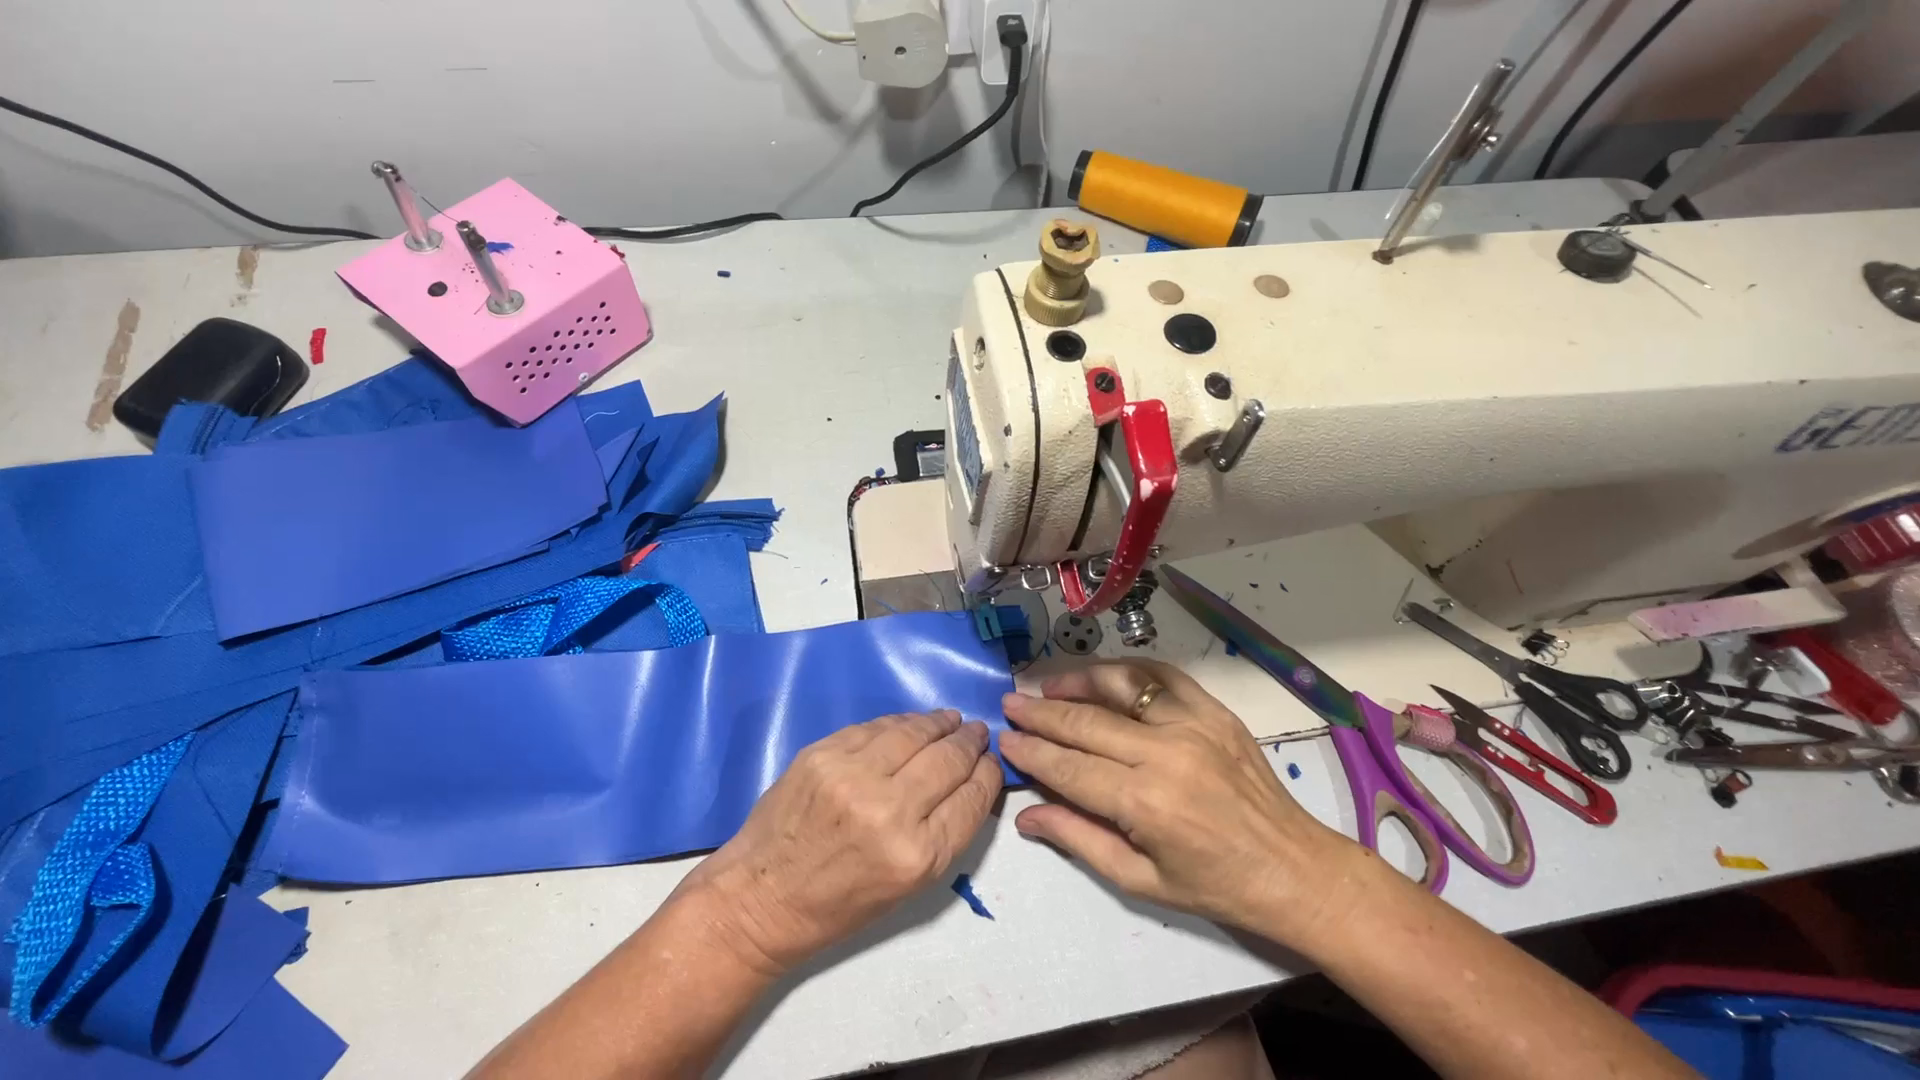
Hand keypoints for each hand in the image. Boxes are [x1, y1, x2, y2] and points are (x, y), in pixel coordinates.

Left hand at [671, 710, 1003, 976]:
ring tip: (951, 720)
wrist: (761, 899)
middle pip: (949, 760)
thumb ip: (944, 832)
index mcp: (918, 856)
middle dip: (969, 743)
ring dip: (939, 723)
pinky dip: (901, 722)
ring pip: (914, 733)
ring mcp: (853, 777)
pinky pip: (876, 727)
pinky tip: (913, 723)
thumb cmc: (839, 906)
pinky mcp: (823, 754)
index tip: (991, 762)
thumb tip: (970, 782)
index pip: (973, 798)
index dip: (988, 774)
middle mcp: (890, 811)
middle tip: (976, 733)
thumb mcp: (909, 886)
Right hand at [998, 661, 1361, 944]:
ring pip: (1121, 687)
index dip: (1031, 752)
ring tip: (1049, 685)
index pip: (1069, 767)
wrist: (1293, 869)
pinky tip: (1106, 675)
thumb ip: (1079, 840)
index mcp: (1145, 803)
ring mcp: (1194, 725)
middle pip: (1086, 723)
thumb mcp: (1140, 880)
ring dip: (1079, 682)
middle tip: (1009, 703)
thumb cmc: (1214, 885)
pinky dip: (1129, 670)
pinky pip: (1164, 676)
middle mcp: (1166, 754)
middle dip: (1041, 713)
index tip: (1003, 739)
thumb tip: (1026, 814)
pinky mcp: (1216, 712)